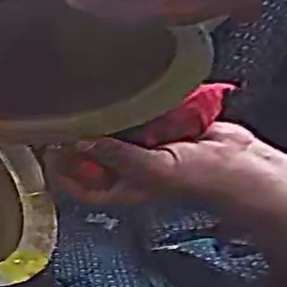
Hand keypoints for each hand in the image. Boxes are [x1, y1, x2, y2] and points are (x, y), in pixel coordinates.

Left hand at [45, 121, 286, 205]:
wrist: (238, 161)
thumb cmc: (196, 176)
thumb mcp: (148, 167)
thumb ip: (114, 154)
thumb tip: (82, 143)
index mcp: (115, 187)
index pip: (75, 184)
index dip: (59, 172)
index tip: (48, 153)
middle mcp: (122, 169)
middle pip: (89, 156)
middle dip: (79, 141)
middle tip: (65, 123)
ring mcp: (138, 149)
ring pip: (110, 135)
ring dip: (104, 123)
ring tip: (89, 109)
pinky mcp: (156, 130)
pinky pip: (136, 119)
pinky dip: (131, 111)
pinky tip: (123, 99)